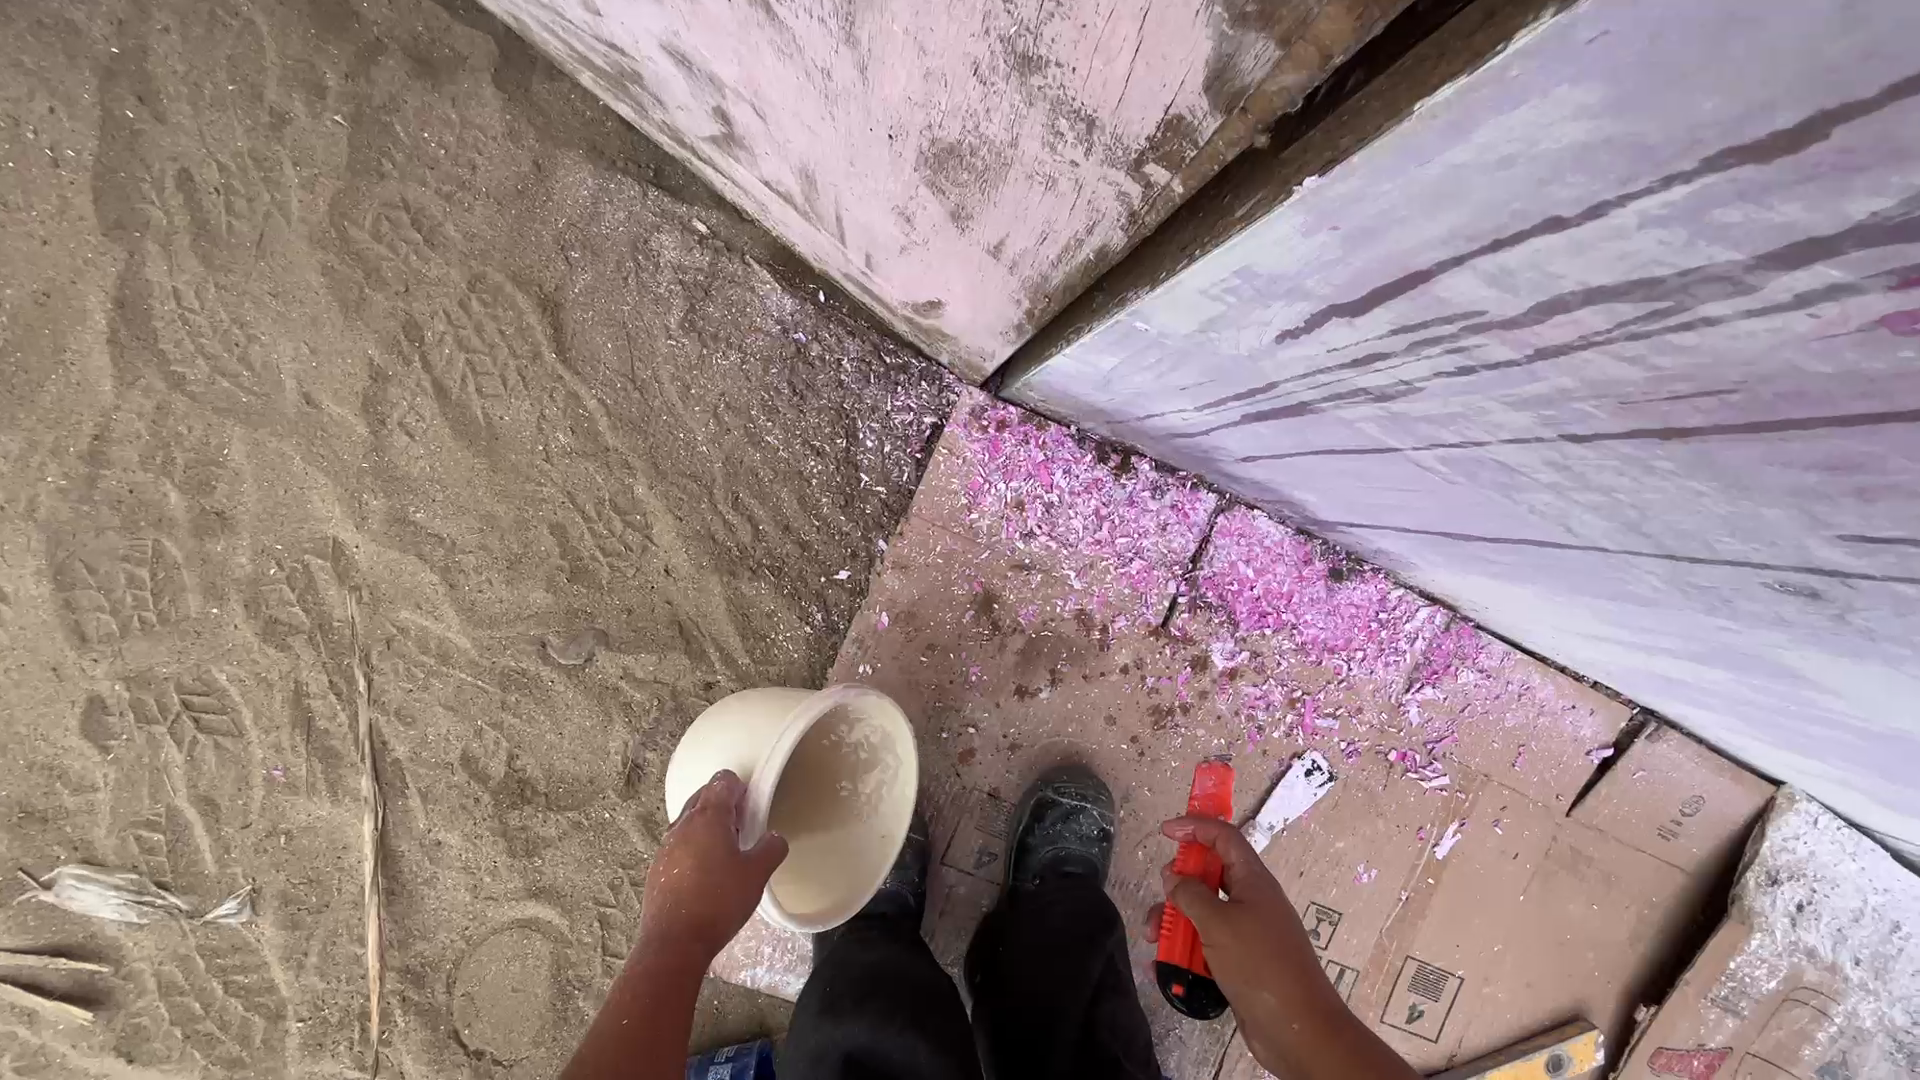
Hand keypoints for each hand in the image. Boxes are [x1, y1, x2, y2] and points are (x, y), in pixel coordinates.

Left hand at [639, 770, 788, 963]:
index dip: (740, 787)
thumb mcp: (757, 875)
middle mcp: (683, 825)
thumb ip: (771, 848)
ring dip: (707, 824)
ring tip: (726, 849)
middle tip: (744, 824)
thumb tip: (774, 837)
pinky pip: (678, 843)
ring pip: (688, 820)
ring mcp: (665, 847)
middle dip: (723, 802)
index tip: (753, 805)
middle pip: (703, 796)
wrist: (673, 944)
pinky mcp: (657, 869)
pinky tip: (706, 871)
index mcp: (708, 818)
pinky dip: (693, 845)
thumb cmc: (719, 902)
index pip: (722, 781)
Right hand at [1149, 816, 1418, 1079]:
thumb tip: (1174, 876)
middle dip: (1178, 884)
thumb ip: (1191, 894)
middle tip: (1161, 896)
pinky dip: (1186, 948)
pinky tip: (1165, 964)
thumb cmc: (1260, 966)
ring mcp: (1247, 932)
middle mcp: (1251, 900)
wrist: (1299, 1031)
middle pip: (1209, 876)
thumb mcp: (1218, 923)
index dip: (1195, 827)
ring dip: (1176, 920)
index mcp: (1253, 881)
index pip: (1224, 837)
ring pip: (1203, 912)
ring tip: (1154, 939)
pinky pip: (1207, 943)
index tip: (1165, 832)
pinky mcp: (1241, 961)